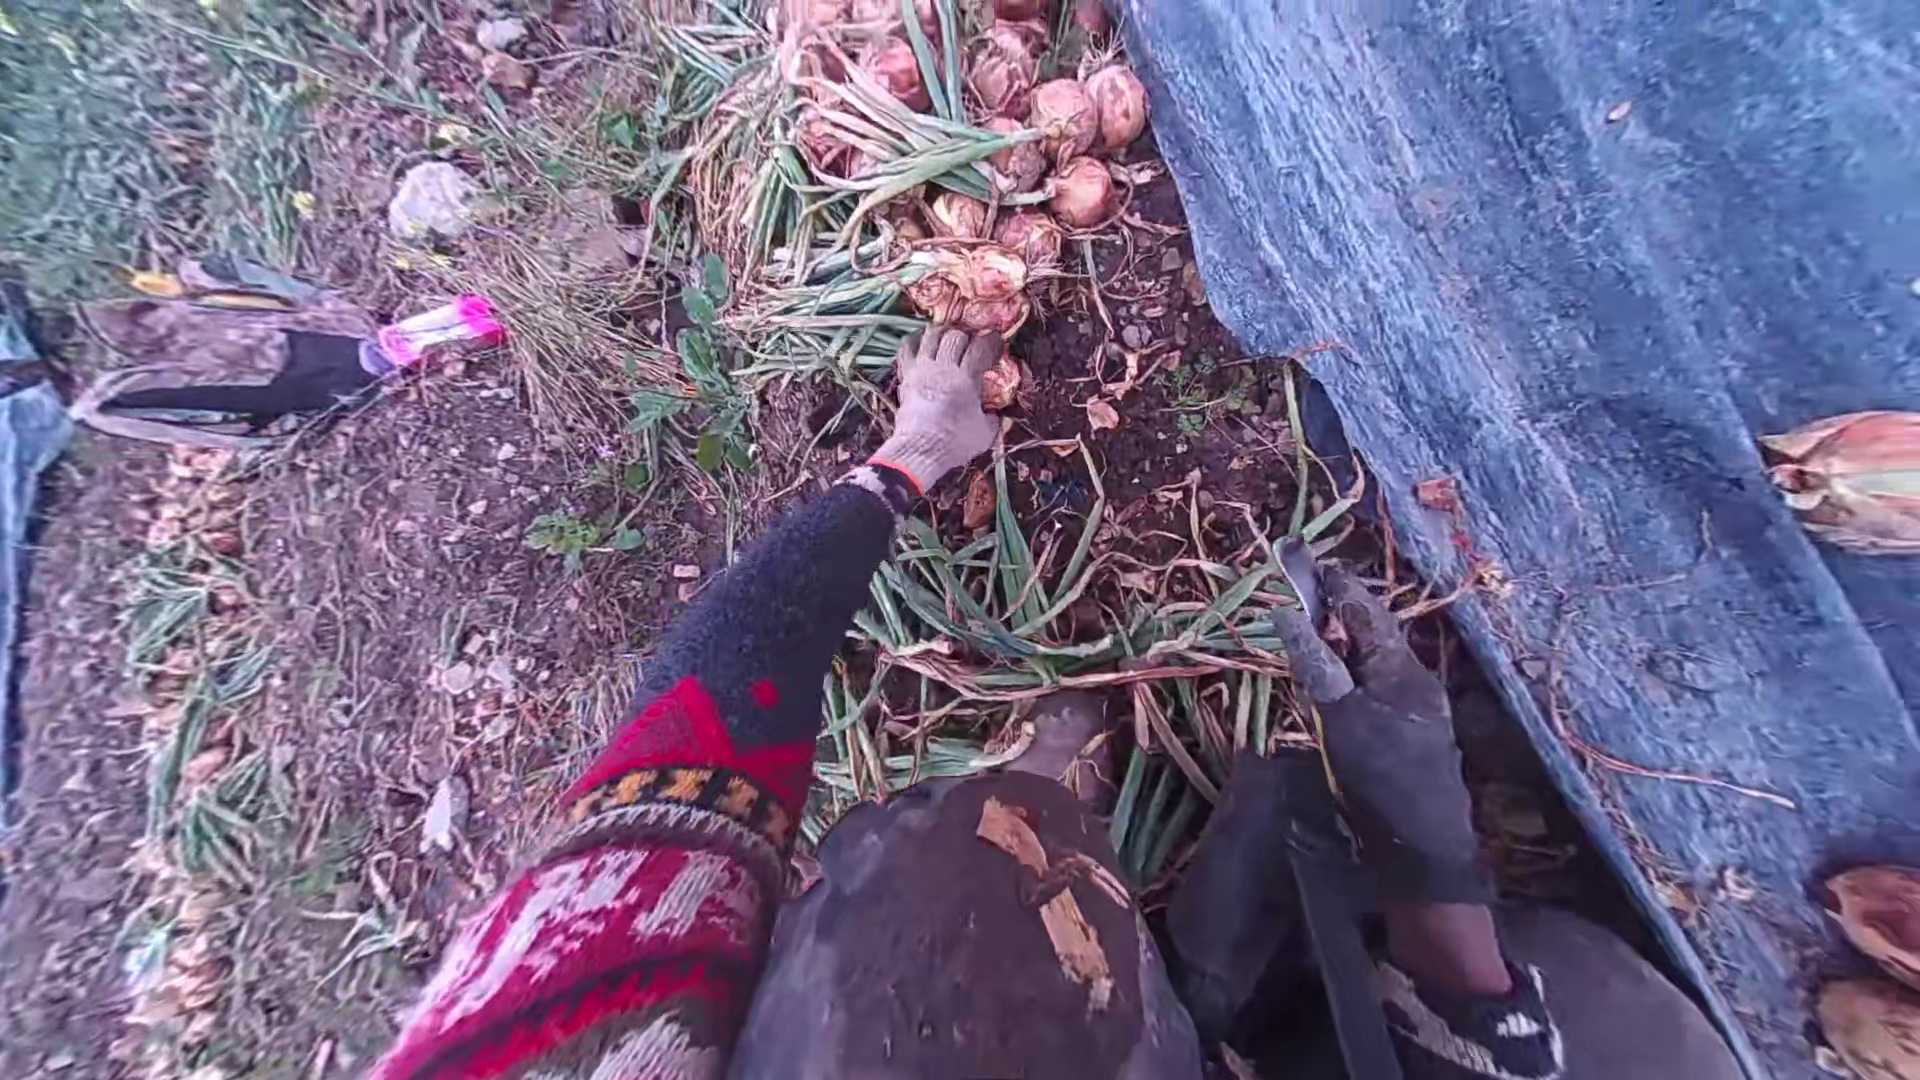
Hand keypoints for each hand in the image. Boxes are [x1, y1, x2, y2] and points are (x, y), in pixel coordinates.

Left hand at [869, 327, 1000, 492]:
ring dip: (942, 334)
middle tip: (971, 344)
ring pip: (931, 335)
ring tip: (948, 340)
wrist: (919, 451)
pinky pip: (908, 349)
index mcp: (966, 379)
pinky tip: (922, 344)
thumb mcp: (985, 434)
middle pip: (955, 336)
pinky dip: (916, 341)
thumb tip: (996, 413)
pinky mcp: (906, 376)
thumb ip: (993, 419)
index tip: (997, 343)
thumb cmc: (953, 444)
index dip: (991, 341)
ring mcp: (921, 370)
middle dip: (966, 337)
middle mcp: (943, 368)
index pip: (981, 348)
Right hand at [1273, 566, 1490, 904]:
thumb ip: (1314, 660)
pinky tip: (1333, 673)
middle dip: (1338, 609)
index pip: (1363, 611)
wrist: (1420, 844)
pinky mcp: (1409, 723)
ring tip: (1312, 626)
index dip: (1335, 585)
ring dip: (1342, 637)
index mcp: (1400, 668)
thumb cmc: (1376, 772)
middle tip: (1304, 593)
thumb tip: (1288, 615)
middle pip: (1371, 630)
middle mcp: (1413, 677)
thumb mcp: (1336, 712)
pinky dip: (1349, 665)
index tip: (1309, 562)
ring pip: (1372, 655)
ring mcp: (1415, 702)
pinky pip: (1374, 679)